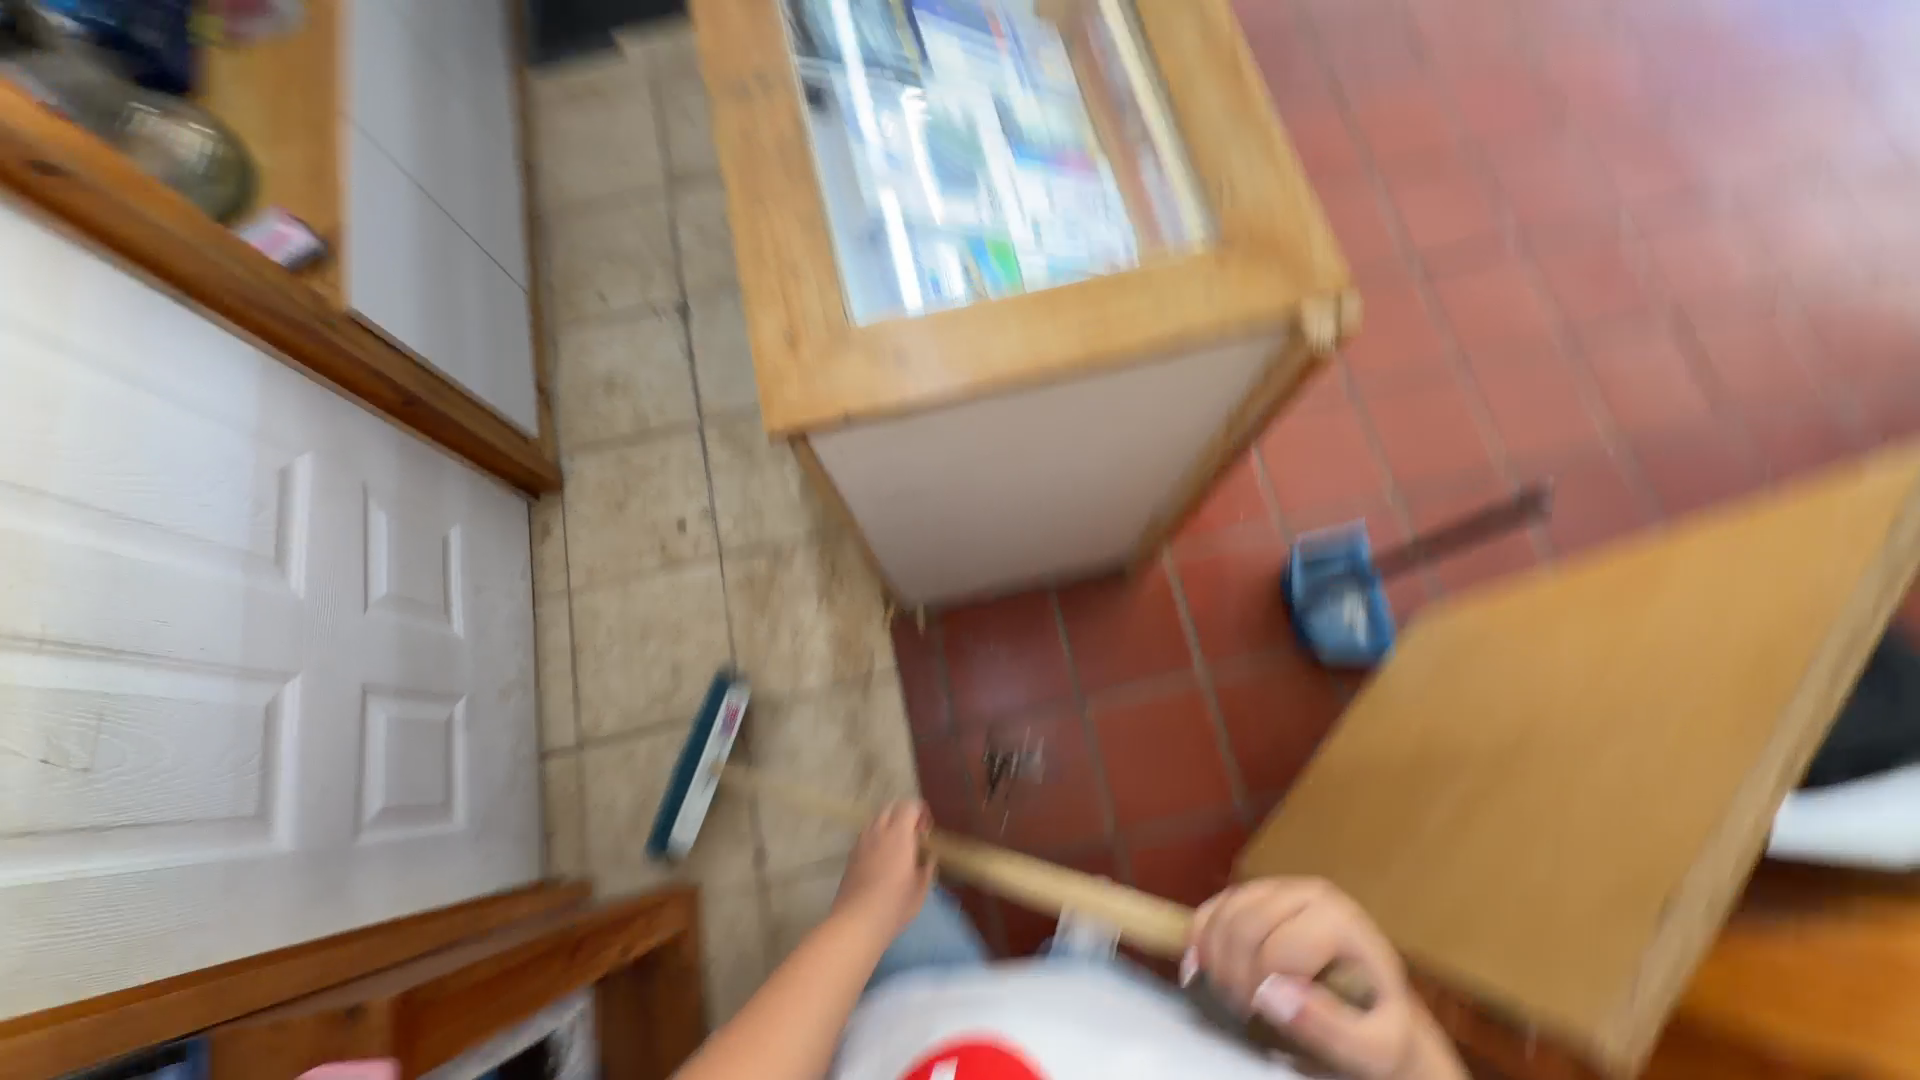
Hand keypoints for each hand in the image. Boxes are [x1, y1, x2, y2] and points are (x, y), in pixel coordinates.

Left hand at [832, 801, 934, 940]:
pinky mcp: (851, 854)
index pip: (909, 806)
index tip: (927, 827)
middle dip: (904, 813)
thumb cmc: (895, 904)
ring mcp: (861, 841)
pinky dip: (876, 836)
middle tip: (914, 833)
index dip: (921, 811)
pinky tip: (882, 857)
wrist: (857, 921)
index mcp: (899, 834)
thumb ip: (927, 865)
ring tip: (897, 844)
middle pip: (890, 807)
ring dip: (888, 824)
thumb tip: (929, 855)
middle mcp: (878, 831)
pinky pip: (866, 834)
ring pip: (876, 819)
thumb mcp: (921, 888)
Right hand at [1186, 878, 1419, 1079]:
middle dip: (1233, 976)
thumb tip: (1270, 996)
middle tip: (1242, 1013)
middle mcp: (1307, 893)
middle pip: (1243, 926)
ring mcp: (1276, 889)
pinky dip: (1200, 942)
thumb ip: (1329, 1027)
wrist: (1376, 1013)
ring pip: (1222, 915)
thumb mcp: (1371, 1047)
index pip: (1277, 950)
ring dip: (1215, 961)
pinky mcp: (1252, 896)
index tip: (1263, 1021)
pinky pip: (1210, 910)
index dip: (1262, 991)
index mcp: (1339, 920)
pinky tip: (1207, 971)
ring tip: (1232, 998)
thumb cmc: (1377, 1031)